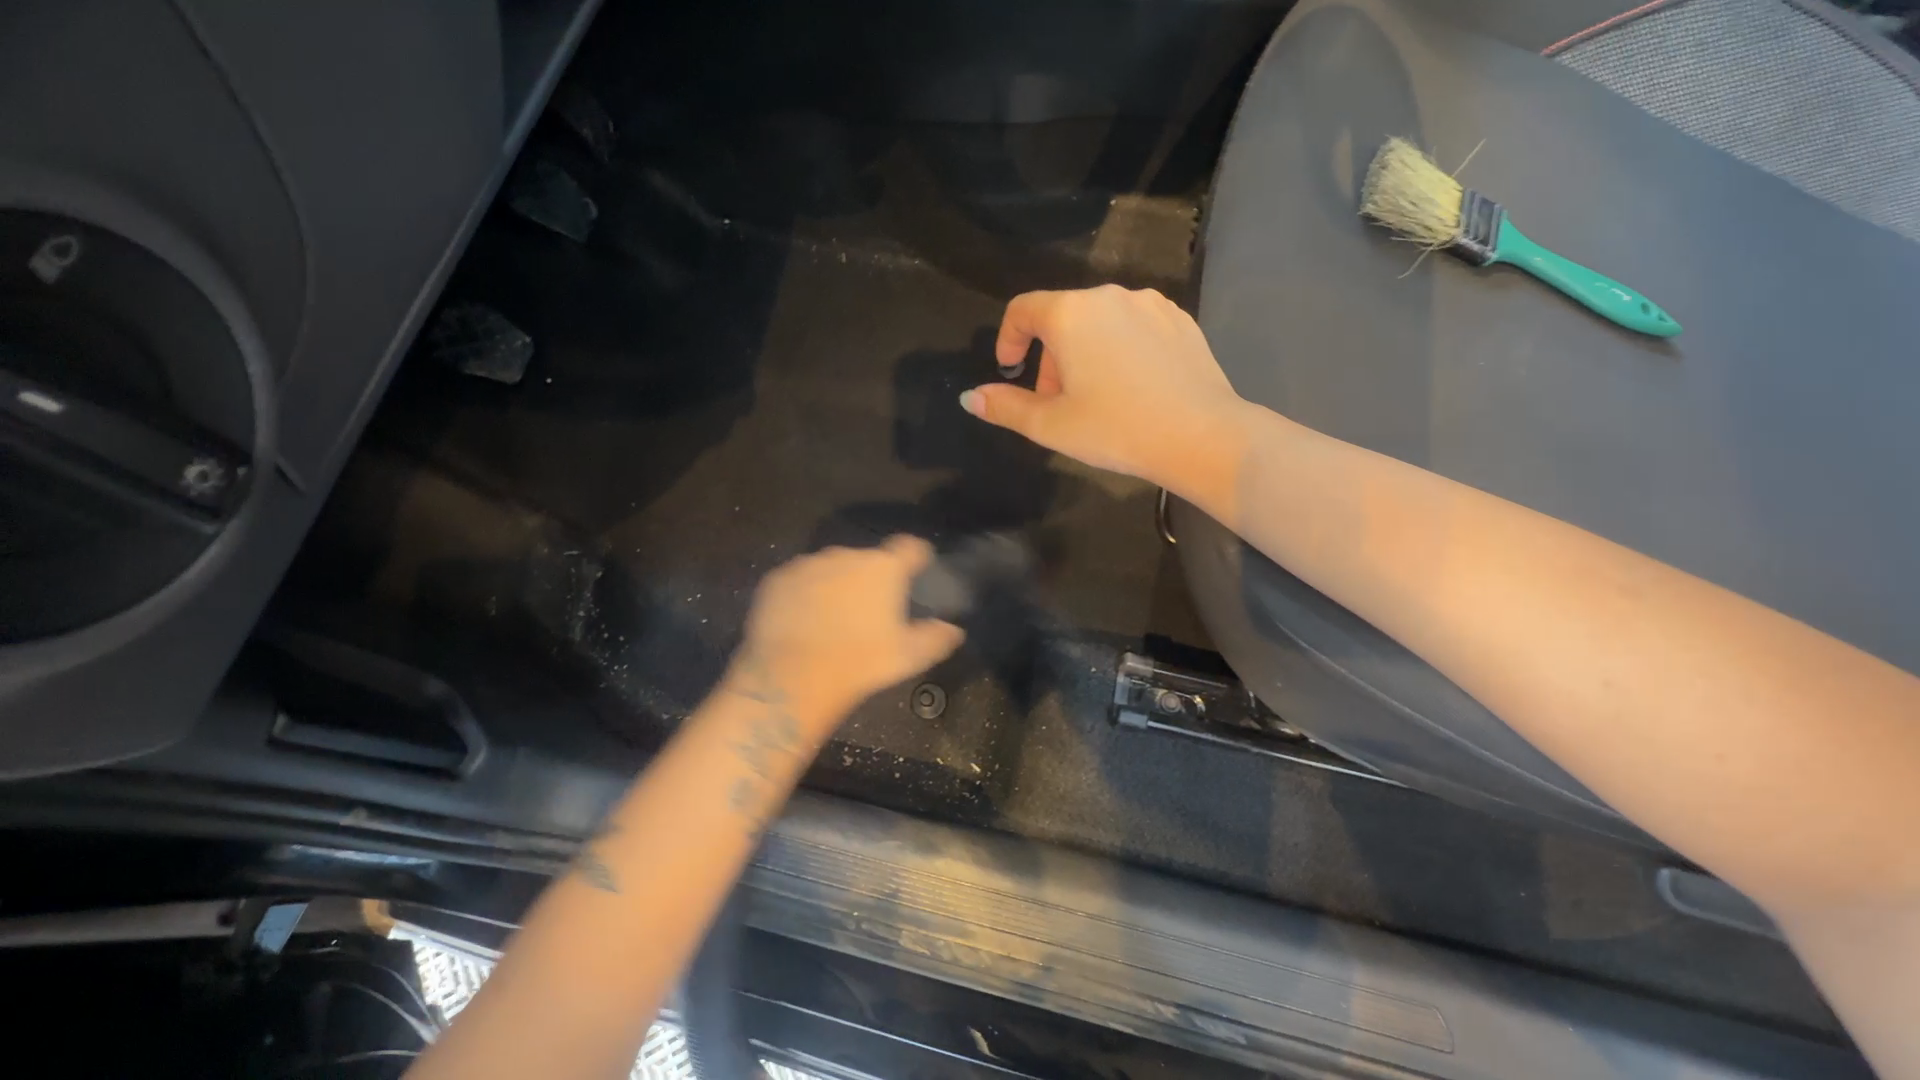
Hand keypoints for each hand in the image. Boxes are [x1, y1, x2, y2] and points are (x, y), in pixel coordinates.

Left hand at [726, 536, 964, 735]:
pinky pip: (798, 580)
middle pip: (867, 559)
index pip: (910, 547)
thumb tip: (953, 630)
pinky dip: (804, 594)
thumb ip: (936, 637)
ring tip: (833, 620)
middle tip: (870, 611)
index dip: (916, 558)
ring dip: (836, 585)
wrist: (792, 677)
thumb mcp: (909, 657)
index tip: (916, 572)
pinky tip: (803, 622)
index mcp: (884, 568)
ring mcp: (808, 564)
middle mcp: (846, 555)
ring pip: (830, 568)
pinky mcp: (777, 579)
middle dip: (870, 578)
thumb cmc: (861, 663)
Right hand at [959, 286, 1247, 488]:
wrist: (1203, 436)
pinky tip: (1133, 389)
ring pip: (1100, 322)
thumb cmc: (1117, 429)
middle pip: (1062, 317)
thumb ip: (1005, 407)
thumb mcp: (1051, 426)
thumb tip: (970, 397)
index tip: (1011, 370)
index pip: (1023, 309)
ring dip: (1085, 353)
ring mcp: (1151, 304)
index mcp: (1071, 314)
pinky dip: (1121, 349)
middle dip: (1050, 357)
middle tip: (1056, 402)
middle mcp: (1109, 296)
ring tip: (1096, 398)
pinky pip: (1135, 327)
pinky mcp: (1180, 320)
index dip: (1008, 339)